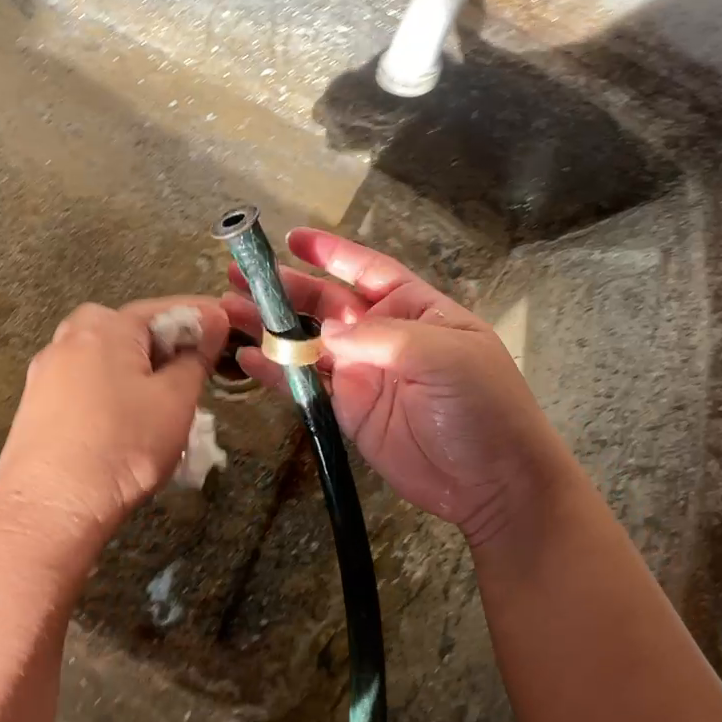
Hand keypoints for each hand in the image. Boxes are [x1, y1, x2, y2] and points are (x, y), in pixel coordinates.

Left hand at [0, 297, 227, 536]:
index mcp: (105, 326)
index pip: (163, 309)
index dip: (200, 317)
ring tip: (163, 402)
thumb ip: (196, 356)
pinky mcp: (35, 404)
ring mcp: (46, 371)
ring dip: (136, 370)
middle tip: (194, 370)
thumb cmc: (122, 447)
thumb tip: (214, 319)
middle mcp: (69, 338)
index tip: (228, 328)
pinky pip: (85, 383)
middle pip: (129, 330)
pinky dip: (110, 391)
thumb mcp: (175, 401)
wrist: (49, 509)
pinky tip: (124, 422)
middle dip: (164, 344)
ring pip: (104, 358)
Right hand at [223, 229, 570, 545]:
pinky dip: (276, 373)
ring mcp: (362, 374)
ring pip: (307, 342)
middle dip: (284, 288)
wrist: (494, 483)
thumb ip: (381, 338)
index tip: (292, 238)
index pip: (366, 270)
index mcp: (413, 308)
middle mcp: (382, 334)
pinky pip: (306, 386)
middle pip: (325, 303)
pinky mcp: (348, 411)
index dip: (331, 253)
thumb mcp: (443, 355)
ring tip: (227, 311)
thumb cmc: (482, 405)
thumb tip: (326, 334)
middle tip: (237, 274)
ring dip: (270, 327)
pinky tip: (247, 360)